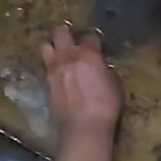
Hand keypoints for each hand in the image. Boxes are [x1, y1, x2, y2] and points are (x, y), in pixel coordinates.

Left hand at [40, 25, 120, 141]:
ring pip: (46, 46)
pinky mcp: (46, 83)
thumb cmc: (105, 107)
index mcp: (89, 55)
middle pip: (60, 32)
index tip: (96, 44)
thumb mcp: (114, 85)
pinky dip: (51, 66)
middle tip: (71, 39)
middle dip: (65, 32)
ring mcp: (54, 69)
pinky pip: (45, 67)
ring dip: (52, 46)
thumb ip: (105, 71)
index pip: (90, 36)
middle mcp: (68, 57)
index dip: (93, 39)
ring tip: (59, 52)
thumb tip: (101, 68)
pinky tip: (58, 72)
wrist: (83, 127)